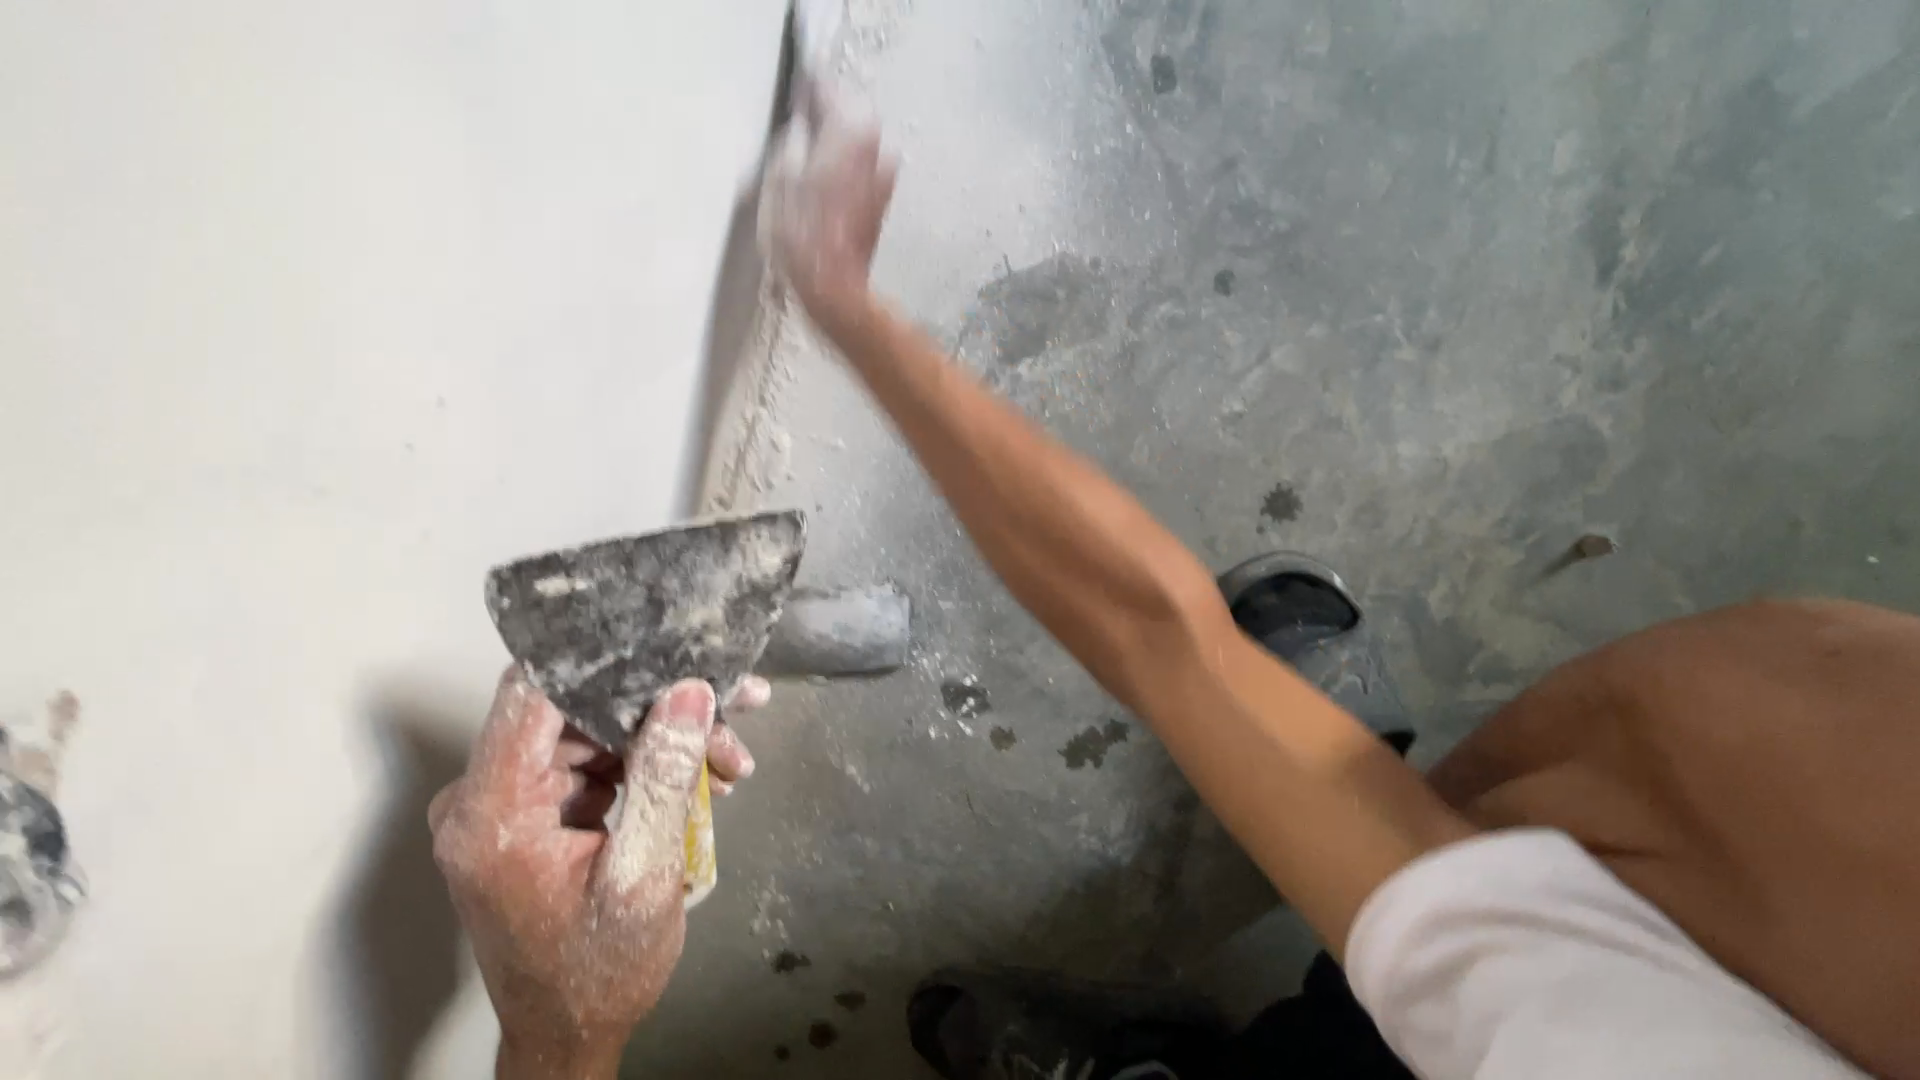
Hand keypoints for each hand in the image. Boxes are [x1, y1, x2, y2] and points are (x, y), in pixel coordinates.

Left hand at [428, 667, 770, 1077]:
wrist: (572, 1033)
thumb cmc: (601, 967)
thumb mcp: (644, 874)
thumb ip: (663, 778)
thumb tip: (689, 692)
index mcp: (493, 811)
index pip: (534, 693)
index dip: (601, 658)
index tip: (671, 640)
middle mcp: (485, 795)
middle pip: (577, 711)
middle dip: (663, 709)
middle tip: (738, 707)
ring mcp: (509, 802)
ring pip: (595, 732)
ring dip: (666, 740)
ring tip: (732, 758)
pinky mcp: (534, 811)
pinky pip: (594, 762)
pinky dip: (648, 765)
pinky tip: (704, 776)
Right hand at [764, 80, 898, 323]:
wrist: (833, 285)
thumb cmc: (801, 231)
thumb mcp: (780, 174)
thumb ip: (794, 138)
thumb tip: (802, 129)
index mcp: (852, 128)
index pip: (826, 88)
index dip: (805, 91)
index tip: (791, 95)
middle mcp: (877, 144)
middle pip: (845, 115)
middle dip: (822, 120)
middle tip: (794, 130)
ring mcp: (885, 174)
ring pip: (853, 144)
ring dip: (832, 147)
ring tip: (804, 163)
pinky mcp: (882, 199)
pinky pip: (858, 169)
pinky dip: (841, 170)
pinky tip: (819, 188)